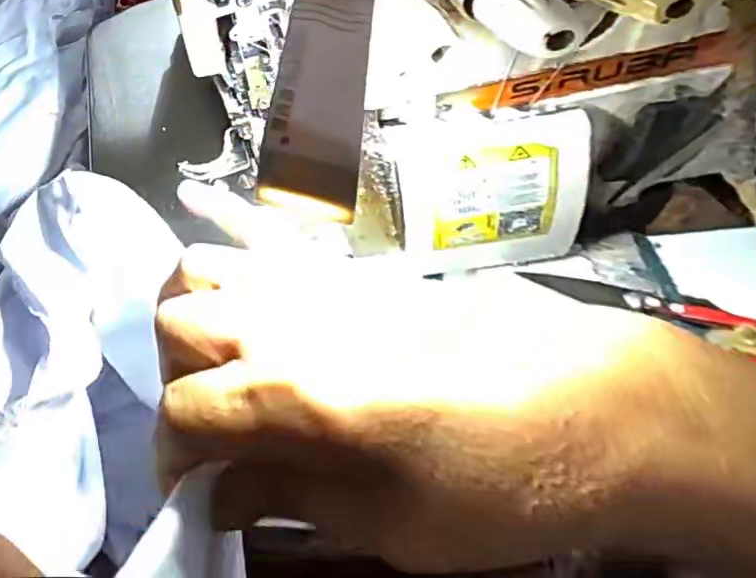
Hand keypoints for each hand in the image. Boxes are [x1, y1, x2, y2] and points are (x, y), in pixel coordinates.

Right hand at [154, 245, 711, 571]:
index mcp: (285, 391)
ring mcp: (291, 282)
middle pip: (174, 329)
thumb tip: (217, 493)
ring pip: (193, 270)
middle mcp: (269, 321)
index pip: (183, 412)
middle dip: (177, 378)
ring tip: (217, 350)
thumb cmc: (499, 479)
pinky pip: (247, 228)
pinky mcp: (318, 265)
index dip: (172, 458)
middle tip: (213, 418)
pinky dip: (217, 233)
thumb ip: (289, 497)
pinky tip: (206, 230)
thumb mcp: (397, 528)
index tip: (187, 490)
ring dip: (189, 313)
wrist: (582, 398)